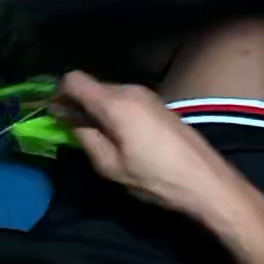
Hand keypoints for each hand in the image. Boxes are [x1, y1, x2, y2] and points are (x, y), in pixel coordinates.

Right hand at [57, 70, 261, 227]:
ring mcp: (147, 94)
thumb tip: (69, 119)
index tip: (55, 115)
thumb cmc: (156, 178)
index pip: (73, 80)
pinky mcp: (159, 104)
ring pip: (109, 93)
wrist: (208, 183)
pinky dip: (115, 112)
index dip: (59, 94)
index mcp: (114, 102)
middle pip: (91, 86)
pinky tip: (122, 137)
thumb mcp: (111, 166)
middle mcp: (130, 89)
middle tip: (72, 130)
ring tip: (98, 138)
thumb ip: (85, 138)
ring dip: (97, 109)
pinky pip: (125, 100)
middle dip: (78, 104)